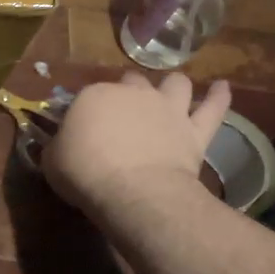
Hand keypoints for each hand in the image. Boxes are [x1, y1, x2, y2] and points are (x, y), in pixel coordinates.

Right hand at [41, 72, 230, 215]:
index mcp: (94, 96)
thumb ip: (58, 144)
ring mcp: (169, 108)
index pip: (86, 95)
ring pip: (176, 84)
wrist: (134, 191)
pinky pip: (213, 107)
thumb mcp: (52, 160)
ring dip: (172, 86)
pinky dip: (219, 96)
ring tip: (169, 92)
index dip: (84, 110)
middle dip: (127, 91)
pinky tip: (222, 87)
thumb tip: (61, 140)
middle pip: (131, 82)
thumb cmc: (84, 173)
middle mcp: (135, 93)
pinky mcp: (196, 129)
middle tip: (121, 110)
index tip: (80, 126)